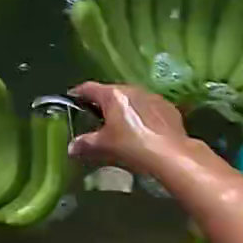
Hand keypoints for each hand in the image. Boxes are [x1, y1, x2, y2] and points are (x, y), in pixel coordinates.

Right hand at [68, 81, 197, 175]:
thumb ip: (85, 143)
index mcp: (113, 94)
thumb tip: (72, 147)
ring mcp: (153, 97)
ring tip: (119, 125)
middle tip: (94, 117)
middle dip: (102, 103)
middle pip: (112, 92)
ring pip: (132, 99)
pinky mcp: (168, 108)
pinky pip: (149, 108)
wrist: (171, 155)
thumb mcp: (104, 146)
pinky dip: (142, 116)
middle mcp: (133, 89)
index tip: (72, 99)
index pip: (89, 88)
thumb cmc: (132, 146)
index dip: (78, 93)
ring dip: (124, 109)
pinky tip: (142, 131)